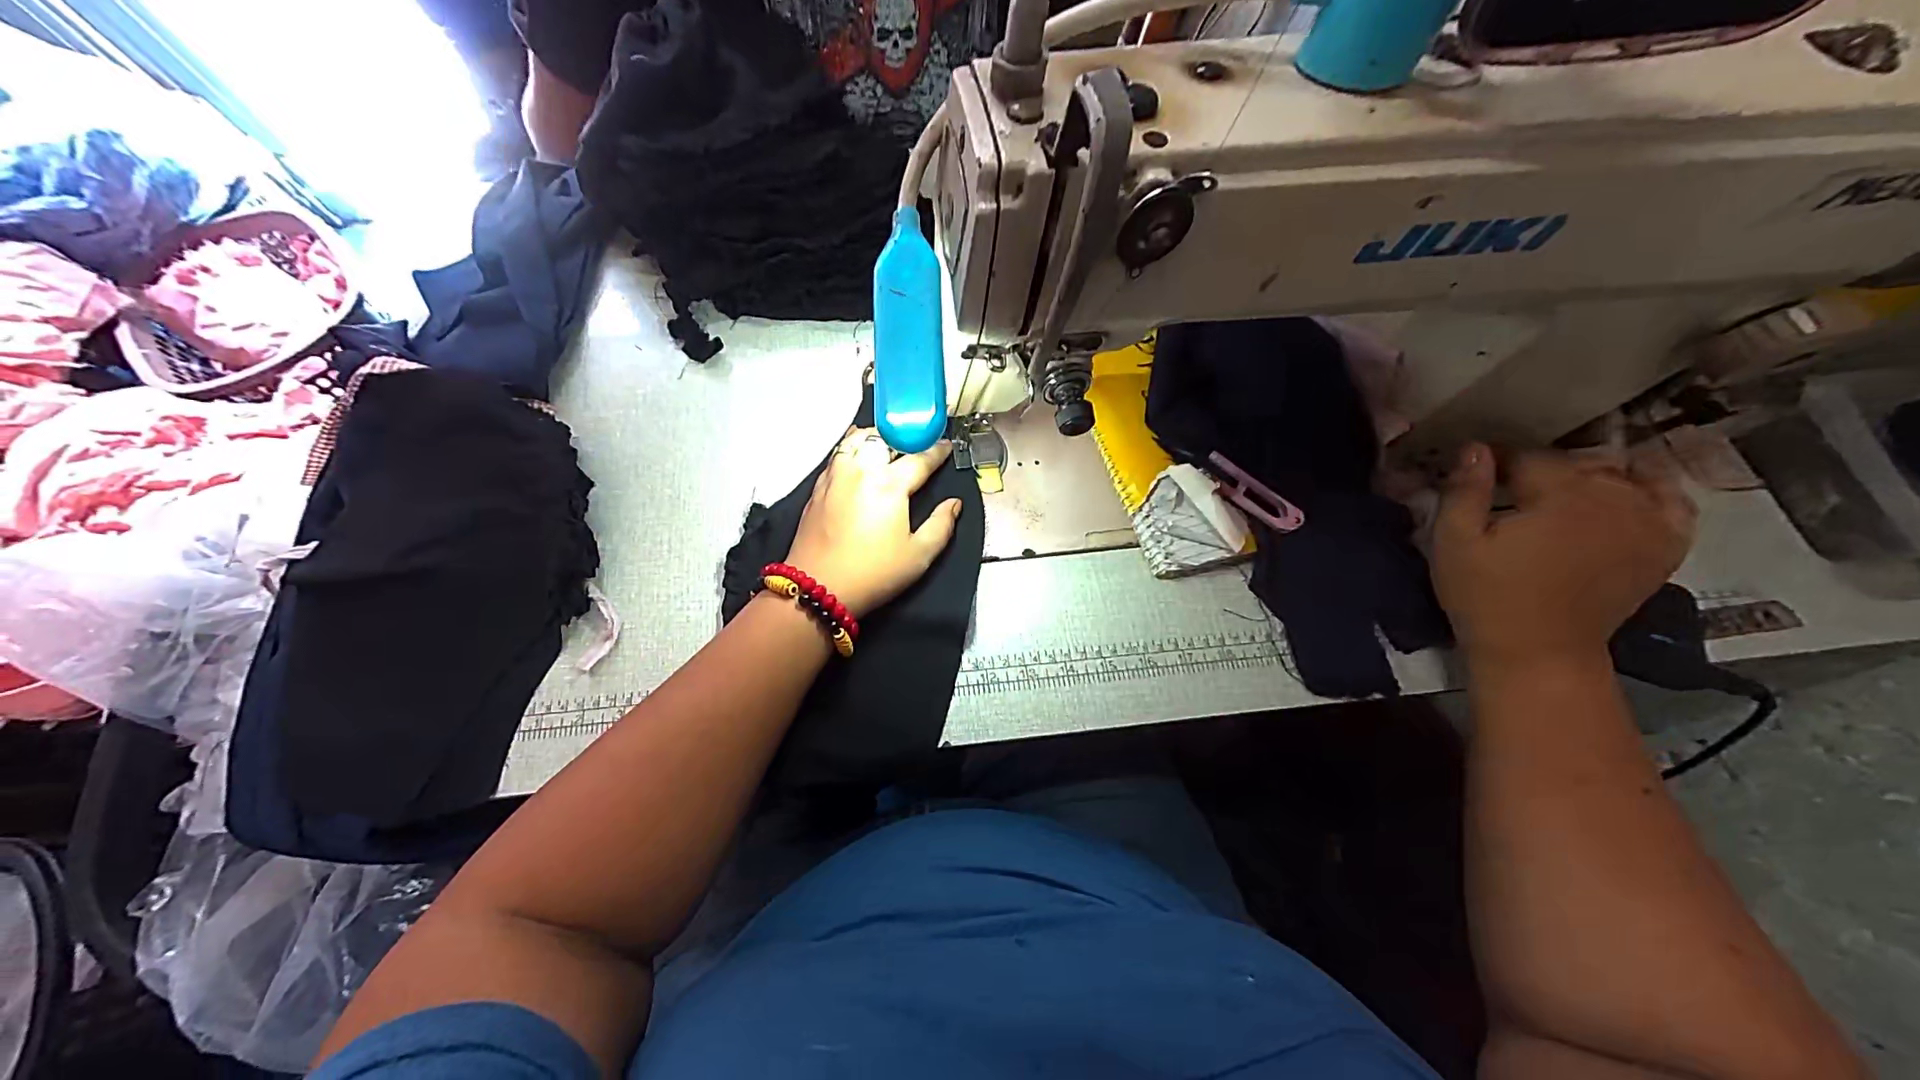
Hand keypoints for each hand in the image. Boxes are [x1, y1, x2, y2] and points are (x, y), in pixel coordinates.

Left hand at [782, 428, 963, 618]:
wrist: (817, 588)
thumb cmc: (871, 574)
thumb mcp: (919, 555)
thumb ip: (941, 525)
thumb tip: (953, 505)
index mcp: (890, 485)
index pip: (920, 457)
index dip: (937, 450)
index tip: (946, 447)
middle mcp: (860, 472)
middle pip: (884, 438)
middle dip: (903, 436)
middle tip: (917, 443)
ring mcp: (835, 477)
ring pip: (855, 439)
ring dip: (874, 436)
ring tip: (886, 443)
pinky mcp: (818, 489)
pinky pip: (837, 455)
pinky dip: (851, 449)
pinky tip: (857, 458)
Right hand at [1434, 443, 1694, 670]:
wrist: (1538, 652)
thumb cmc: (1486, 596)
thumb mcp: (1453, 542)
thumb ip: (1463, 490)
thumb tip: (1475, 447)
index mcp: (1559, 494)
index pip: (1526, 455)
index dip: (1496, 461)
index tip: (1476, 474)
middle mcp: (1613, 497)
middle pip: (1578, 461)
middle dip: (1542, 468)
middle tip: (1509, 490)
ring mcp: (1648, 521)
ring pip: (1624, 474)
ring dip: (1593, 475)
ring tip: (1562, 493)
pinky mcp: (1663, 546)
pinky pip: (1672, 502)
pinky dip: (1653, 491)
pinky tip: (1629, 494)